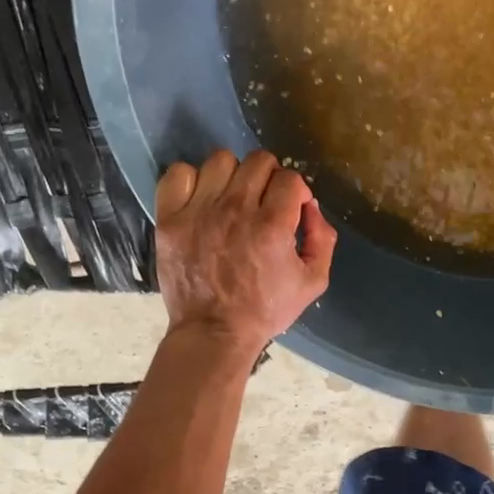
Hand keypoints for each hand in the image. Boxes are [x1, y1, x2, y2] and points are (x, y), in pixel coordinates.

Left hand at [154, 149, 337, 351]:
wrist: (215, 332)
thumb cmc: (266, 309)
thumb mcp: (313, 281)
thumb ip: (322, 238)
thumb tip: (311, 206)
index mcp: (273, 225)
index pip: (290, 178)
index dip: (296, 191)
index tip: (292, 208)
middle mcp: (236, 210)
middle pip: (258, 161)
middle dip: (270, 177)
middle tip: (264, 201)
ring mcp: (199, 212)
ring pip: (221, 161)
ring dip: (233, 175)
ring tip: (232, 198)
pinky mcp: (171, 219)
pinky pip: (179, 174)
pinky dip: (192, 180)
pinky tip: (202, 199)